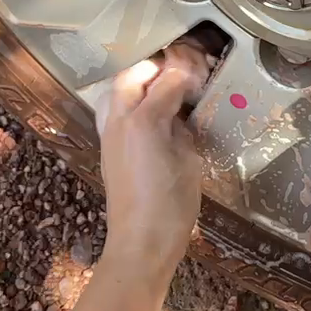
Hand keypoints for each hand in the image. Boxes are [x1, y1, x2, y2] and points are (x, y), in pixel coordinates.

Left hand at [96, 41, 209, 266]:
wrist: (140, 243)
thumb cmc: (172, 205)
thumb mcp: (189, 161)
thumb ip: (183, 128)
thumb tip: (179, 113)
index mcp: (144, 119)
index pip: (168, 79)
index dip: (187, 70)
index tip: (204, 69)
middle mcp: (120, 119)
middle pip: (133, 75)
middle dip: (156, 67)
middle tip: (181, 73)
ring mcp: (109, 133)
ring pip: (117, 90)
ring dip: (138, 82)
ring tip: (164, 88)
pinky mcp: (106, 148)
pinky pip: (113, 110)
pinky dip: (130, 100)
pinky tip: (152, 113)